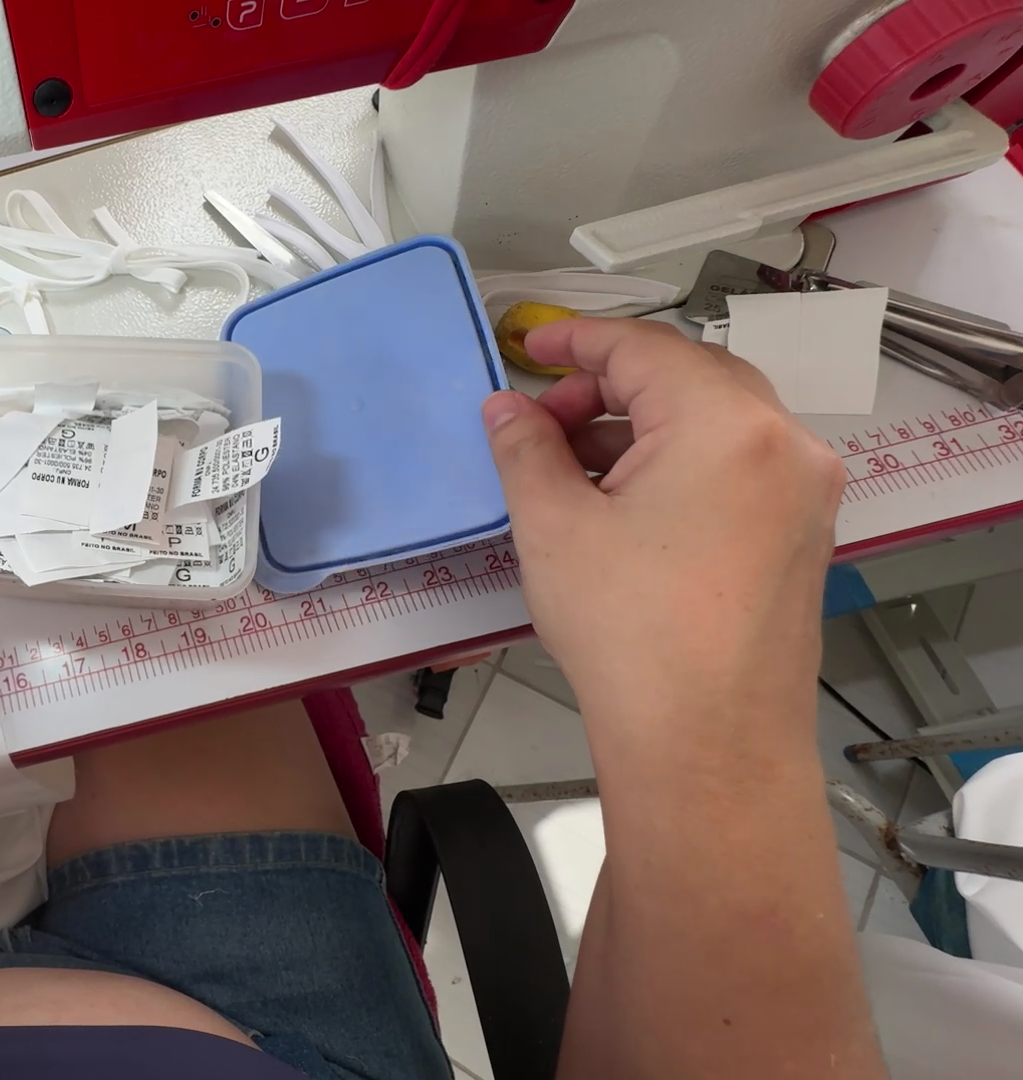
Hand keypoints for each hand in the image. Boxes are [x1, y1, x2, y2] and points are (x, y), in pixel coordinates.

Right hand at [480, 319, 845, 754]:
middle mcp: (784, 446)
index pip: (647, 350)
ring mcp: (802, 492)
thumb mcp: (551, 523)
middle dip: (602, 388)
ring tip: (563, 468)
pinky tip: (612, 502)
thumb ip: (523, 448)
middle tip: (537, 421)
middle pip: (686, 380)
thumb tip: (503, 407)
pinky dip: (663, 462)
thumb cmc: (621, 618)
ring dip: (630, 429)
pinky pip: (725, 466)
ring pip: (706, 424)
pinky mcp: (795, 533)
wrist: (699, 731)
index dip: (577, 340)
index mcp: (728, 428)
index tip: (526, 346)